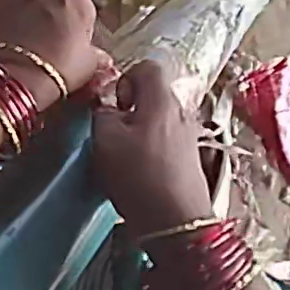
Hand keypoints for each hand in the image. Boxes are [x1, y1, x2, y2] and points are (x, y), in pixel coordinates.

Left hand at [0, 0, 102, 109]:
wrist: (17, 76)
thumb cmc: (60, 70)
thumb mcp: (89, 66)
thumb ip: (96, 55)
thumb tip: (104, 59)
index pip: (78, 4)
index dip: (71, 24)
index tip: (66, 43)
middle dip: (44, 10)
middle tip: (38, 38)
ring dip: (15, 3)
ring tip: (8, 30)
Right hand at [92, 61, 214, 234]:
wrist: (177, 223)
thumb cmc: (140, 176)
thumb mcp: (105, 140)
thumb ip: (101, 114)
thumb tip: (107, 109)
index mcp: (162, 99)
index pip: (146, 67)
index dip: (124, 79)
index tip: (114, 105)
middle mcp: (180, 112)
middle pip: (151, 95)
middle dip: (128, 110)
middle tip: (113, 134)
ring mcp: (188, 136)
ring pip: (155, 120)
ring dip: (136, 133)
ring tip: (123, 158)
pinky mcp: (189, 160)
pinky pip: (163, 142)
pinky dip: (148, 151)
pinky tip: (138, 174)